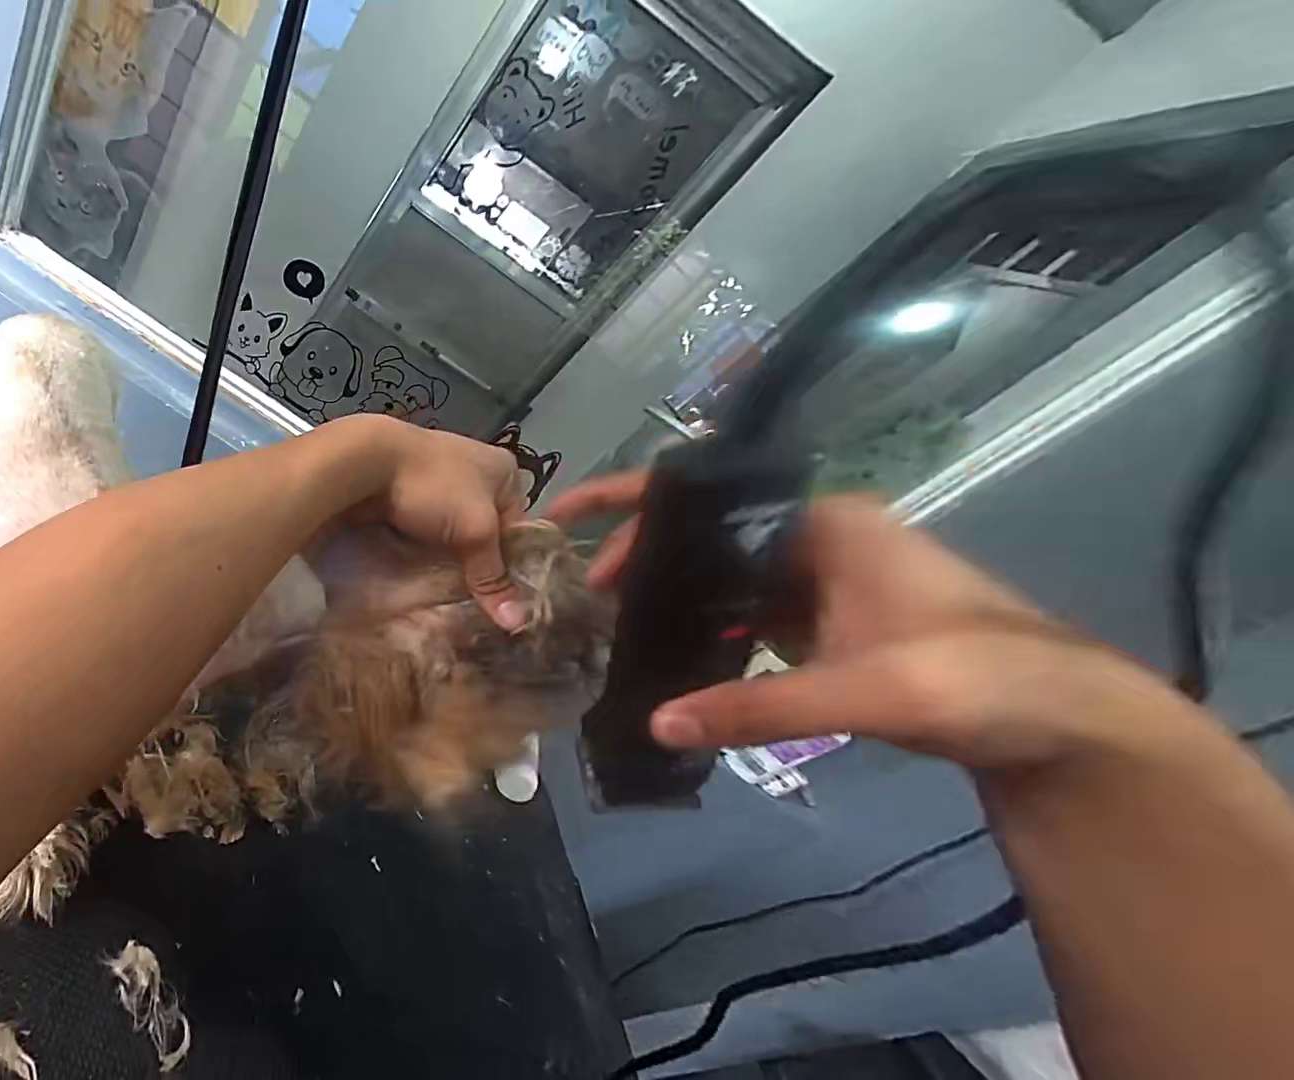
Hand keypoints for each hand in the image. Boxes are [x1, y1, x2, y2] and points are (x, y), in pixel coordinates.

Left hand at [331, 415, 528, 628]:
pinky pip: (426, 534)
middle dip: (478, 566)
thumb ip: (493, 575)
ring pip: (453, 536)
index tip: (504, 601)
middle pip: (485, 534)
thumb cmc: (434, 487)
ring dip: (449, 563)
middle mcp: (475, 473)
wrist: (366, 462)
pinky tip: (424, 578)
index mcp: (503, 471)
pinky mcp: (409, 497)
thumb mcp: (475, 530)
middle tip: (477, 605)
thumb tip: (515, 620)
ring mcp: (439, 484)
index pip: (519, 529)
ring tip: (451, 599)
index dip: (512, 565)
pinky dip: (425, 554)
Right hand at [548, 475, 1197, 770]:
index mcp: (818, 521)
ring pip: (711, 567)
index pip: (702, 495)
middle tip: (591, 595)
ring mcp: (807, 573)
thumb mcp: (874, 690)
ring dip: (662, 585)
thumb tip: (656, 723)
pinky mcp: (809, 612)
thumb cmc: (985, 682)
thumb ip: (760, 705)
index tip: (568, 515)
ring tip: (611, 615)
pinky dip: (694, 616)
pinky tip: (665, 642)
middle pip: (697, 529)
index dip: (628, 499)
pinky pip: (732, 602)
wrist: (1069, 726)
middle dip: (637, 552)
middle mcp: (804, 534)